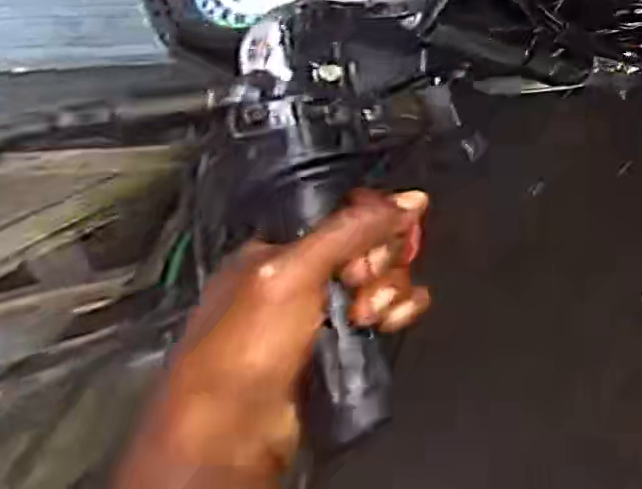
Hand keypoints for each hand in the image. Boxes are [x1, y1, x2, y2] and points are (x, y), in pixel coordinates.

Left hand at [117, 189, 430, 485]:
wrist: (232, 441)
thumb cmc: (236, 359)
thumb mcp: (291, 274)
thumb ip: (352, 228)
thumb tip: (409, 200)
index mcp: (278, 250)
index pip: (349, 210)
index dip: (375, 218)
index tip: (380, 235)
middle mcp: (306, 275)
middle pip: (377, 242)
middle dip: (382, 260)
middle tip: (361, 281)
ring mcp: (329, 309)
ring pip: (390, 274)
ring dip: (392, 289)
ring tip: (367, 315)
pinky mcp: (350, 338)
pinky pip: (398, 306)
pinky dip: (402, 309)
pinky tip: (388, 322)